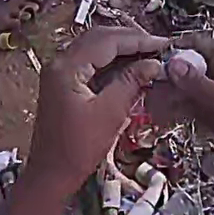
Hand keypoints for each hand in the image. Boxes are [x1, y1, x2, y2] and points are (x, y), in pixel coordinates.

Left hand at [25, 27, 168, 196]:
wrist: (50, 176)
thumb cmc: (79, 148)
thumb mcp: (110, 113)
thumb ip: (131, 82)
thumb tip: (154, 63)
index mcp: (67, 67)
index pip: (106, 41)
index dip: (137, 40)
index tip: (163, 44)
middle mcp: (59, 62)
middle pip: (99, 38)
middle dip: (130, 40)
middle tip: (158, 46)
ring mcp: (59, 72)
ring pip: (95, 48)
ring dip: (122, 49)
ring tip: (149, 53)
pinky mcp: (64, 83)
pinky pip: (91, 62)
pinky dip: (112, 61)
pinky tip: (131, 66)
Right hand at [157, 35, 213, 167]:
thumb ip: (197, 83)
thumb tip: (172, 64)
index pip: (196, 44)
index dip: (175, 50)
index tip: (153, 61)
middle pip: (189, 67)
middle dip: (169, 78)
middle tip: (147, 89)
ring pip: (189, 88)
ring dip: (172, 96)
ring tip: (151, 105)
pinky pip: (195, 104)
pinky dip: (182, 109)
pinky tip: (164, 116)